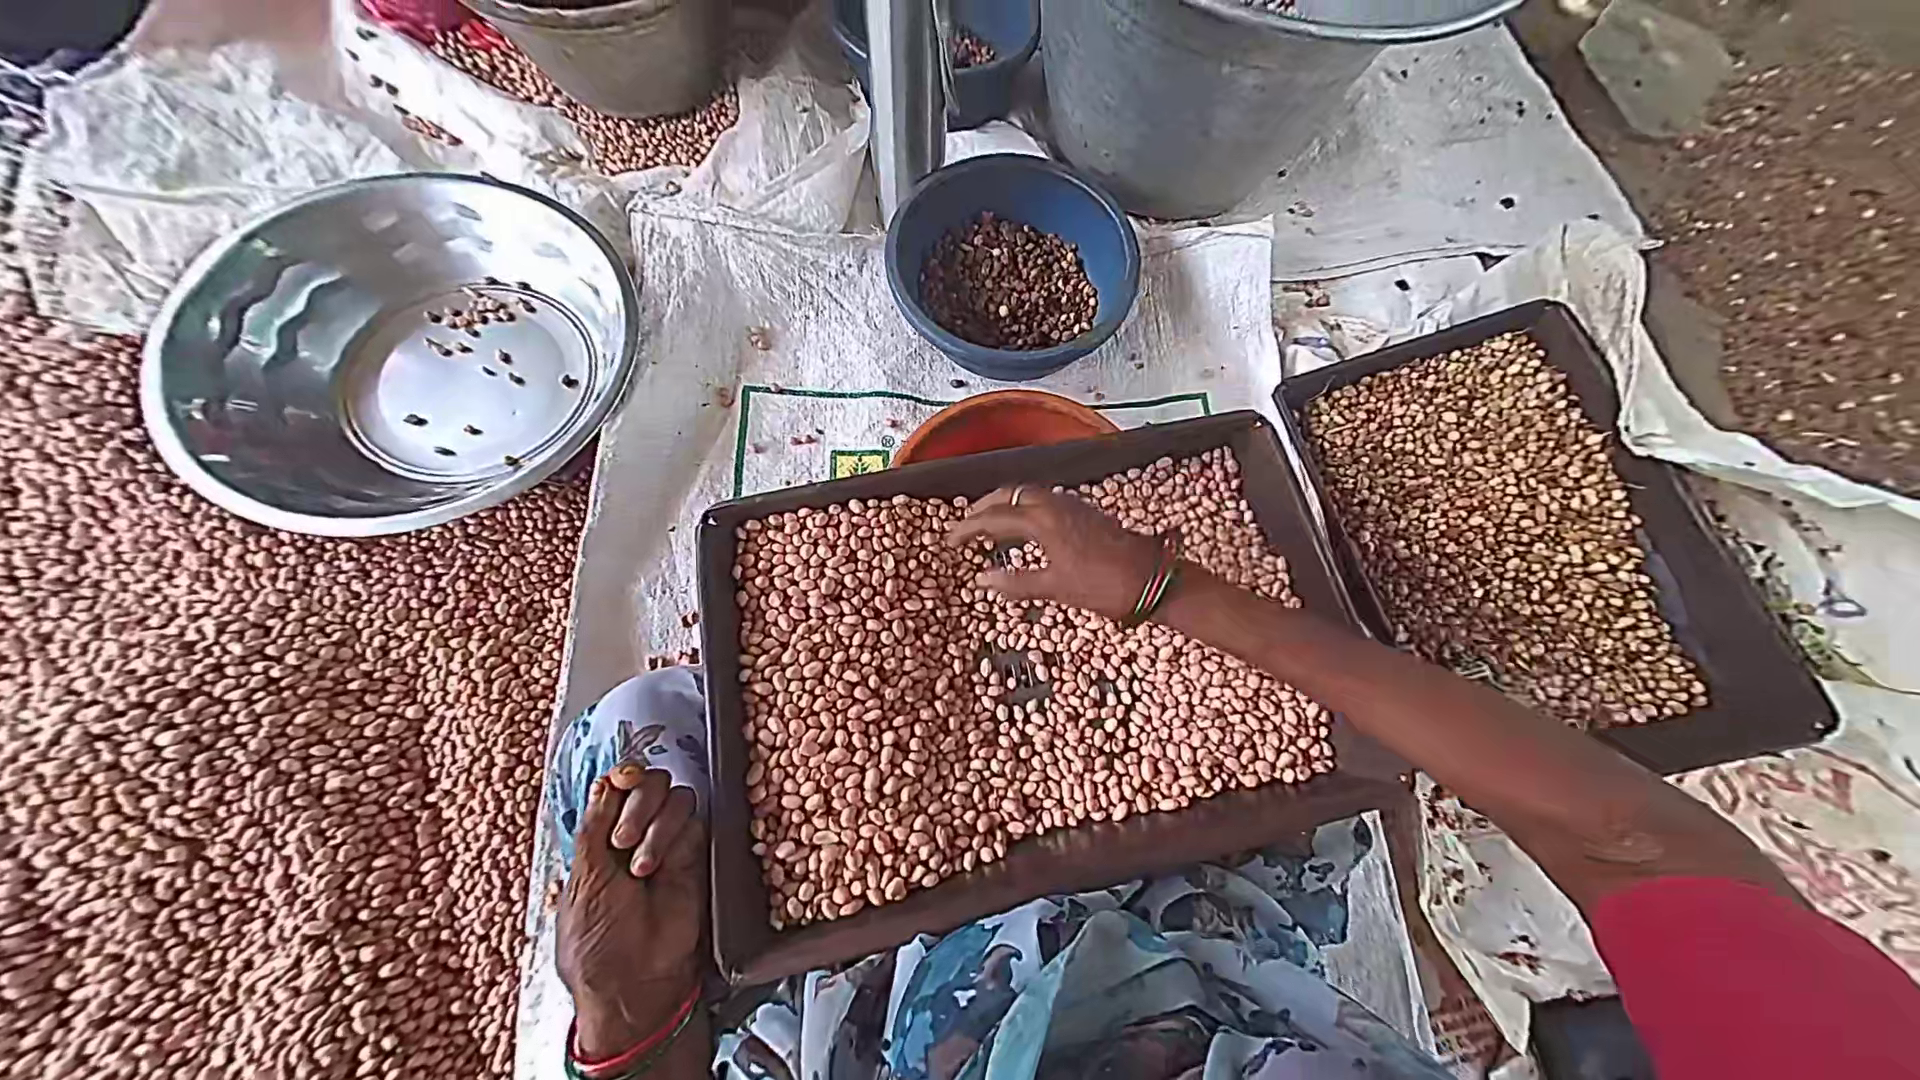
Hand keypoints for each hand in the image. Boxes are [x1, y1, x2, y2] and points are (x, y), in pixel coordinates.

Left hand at [556, 765, 705, 1059]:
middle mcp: (640, 830)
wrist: (634, 977)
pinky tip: (656, 868)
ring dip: (655, 824)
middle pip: (651, 782)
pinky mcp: (697, 850)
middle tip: (622, 838)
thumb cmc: (596, 939)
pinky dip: (672, 837)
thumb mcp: (582, 879)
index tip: (621, 780)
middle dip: (639, 801)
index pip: (619, 786)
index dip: (623, 776)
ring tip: (640, 866)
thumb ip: (595, 825)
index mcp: (604, 835)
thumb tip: (605, 780)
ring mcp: (670, 839)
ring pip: (676, 796)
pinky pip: (694, 821)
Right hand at [946, 485, 1164, 621]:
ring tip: (990, 524)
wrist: (1152, 578)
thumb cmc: (1103, 586)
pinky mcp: (1083, 511)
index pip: (993, 517)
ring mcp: (1071, 505)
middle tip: (966, 524)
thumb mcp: (1055, 588)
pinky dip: (1024, 507)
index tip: (950, 540)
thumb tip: (981, 580)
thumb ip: (1015, 583)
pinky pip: (1043, 499)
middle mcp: (1054, 505)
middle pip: (1008, 494)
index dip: (968, 528)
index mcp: (1043, 521)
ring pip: (1027, 494)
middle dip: (983, 507)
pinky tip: (1024, 527)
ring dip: (1004, 504)